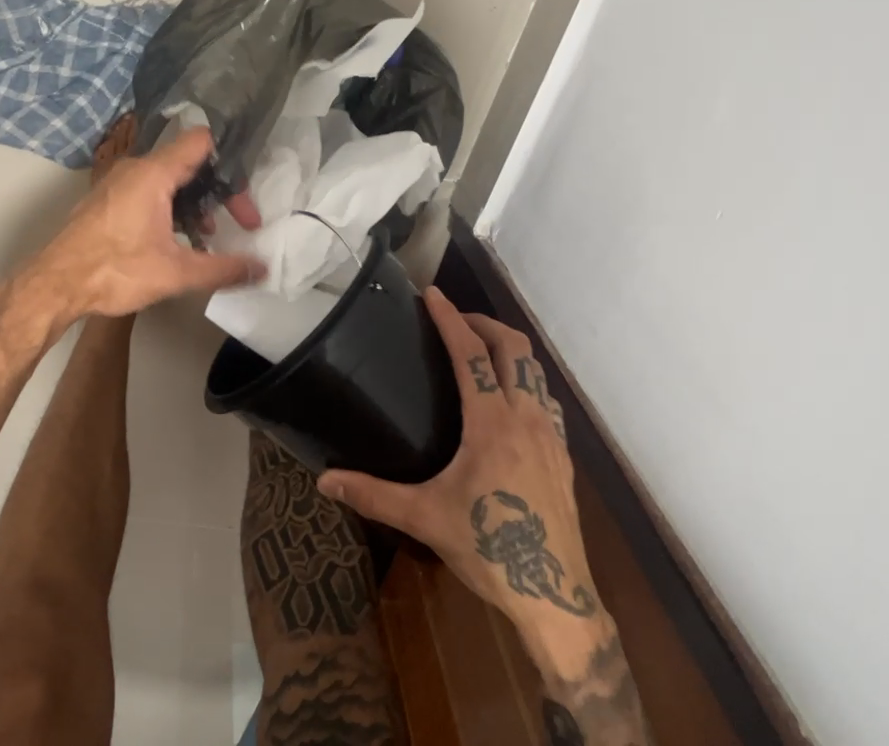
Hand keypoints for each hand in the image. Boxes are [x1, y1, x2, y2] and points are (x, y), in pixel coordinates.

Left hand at [27, 127, 265, 319]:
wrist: (54, 286)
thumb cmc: (114, 272)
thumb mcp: (176, 273)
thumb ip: (223, 268)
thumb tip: (262, 269)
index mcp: (153, 174)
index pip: (201, 143)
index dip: (230, 164)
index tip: (244, 198)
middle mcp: (134, 169)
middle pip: (187, 163)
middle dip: (216, 192)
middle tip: (237, 223)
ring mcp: (116, 183)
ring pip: (166, 180)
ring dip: (192, 204)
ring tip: (207, 237)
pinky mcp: (106, 201)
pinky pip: (147, 192)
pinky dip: (169, 208)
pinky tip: (175, 241)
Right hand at [317, 289, 598, 635]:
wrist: (553, 594)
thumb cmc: (488, 549)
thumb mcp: (424, 519)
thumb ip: (372, 495)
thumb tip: (324, 481)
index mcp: (492, 423)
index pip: (471, 354)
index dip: (450, 319)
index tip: (433, 294)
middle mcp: (527, 417)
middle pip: (515, 347)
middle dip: (485, 323)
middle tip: (454, 320)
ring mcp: (552, 435)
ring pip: (537, 370)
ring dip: (509, 349)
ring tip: (481, 352)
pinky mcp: (564, 455)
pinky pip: (547, 399)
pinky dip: (527, 381)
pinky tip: (511, 402)